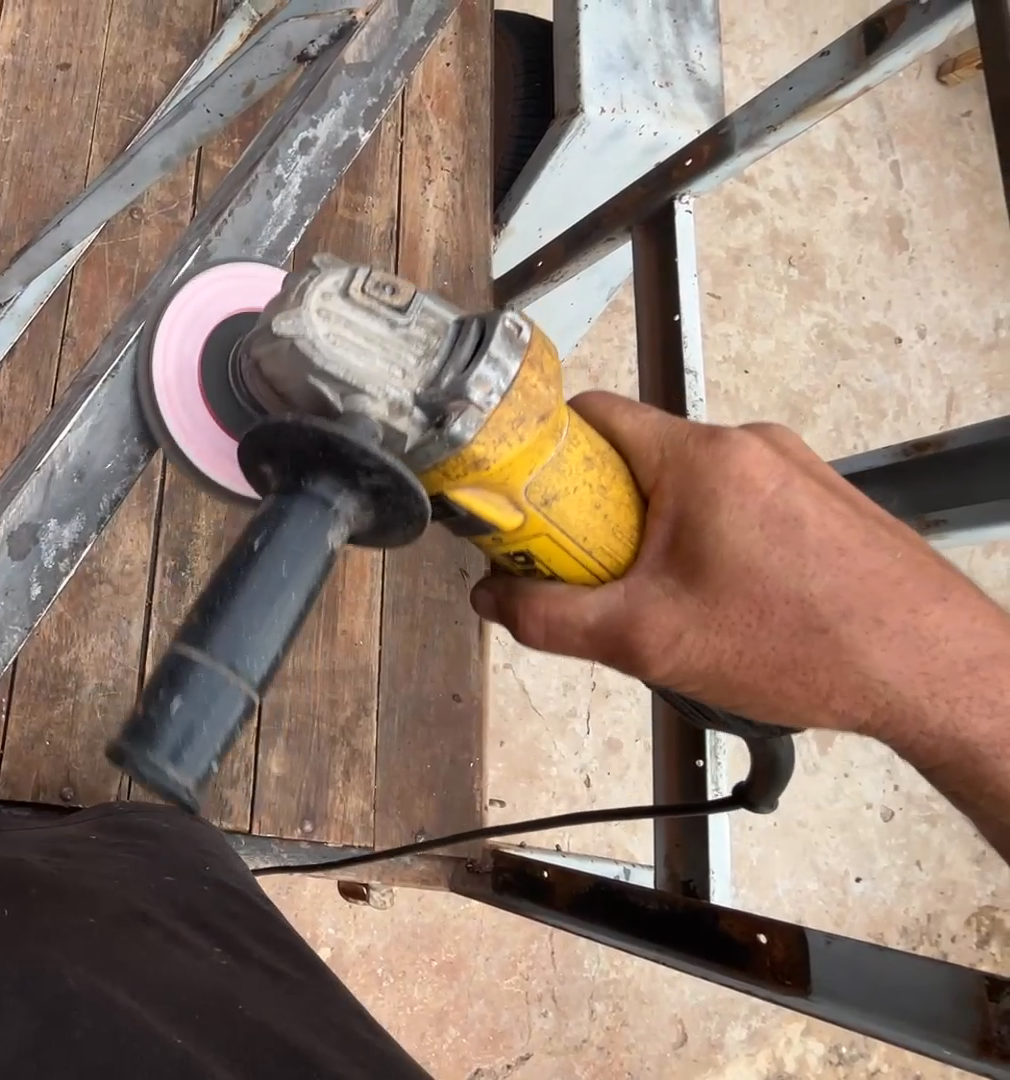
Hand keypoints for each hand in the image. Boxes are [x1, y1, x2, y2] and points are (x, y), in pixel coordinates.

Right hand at [469, 392, 1009, 761]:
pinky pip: (721, 500)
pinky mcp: (819, 500)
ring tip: (640, 590)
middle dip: (584, 507)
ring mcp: (792, 469)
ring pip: (673, 481)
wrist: (948, 682)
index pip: (590, 414)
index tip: (517, 503)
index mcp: (702, 457)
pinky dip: (686, 535)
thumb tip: (487, 598)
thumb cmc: (794, 645)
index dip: (537, 451)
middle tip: (574, 565)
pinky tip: (700, 594)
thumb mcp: (640, 639)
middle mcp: (748, 445)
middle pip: (627, 453)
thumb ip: (545, 616)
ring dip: (636, 526)